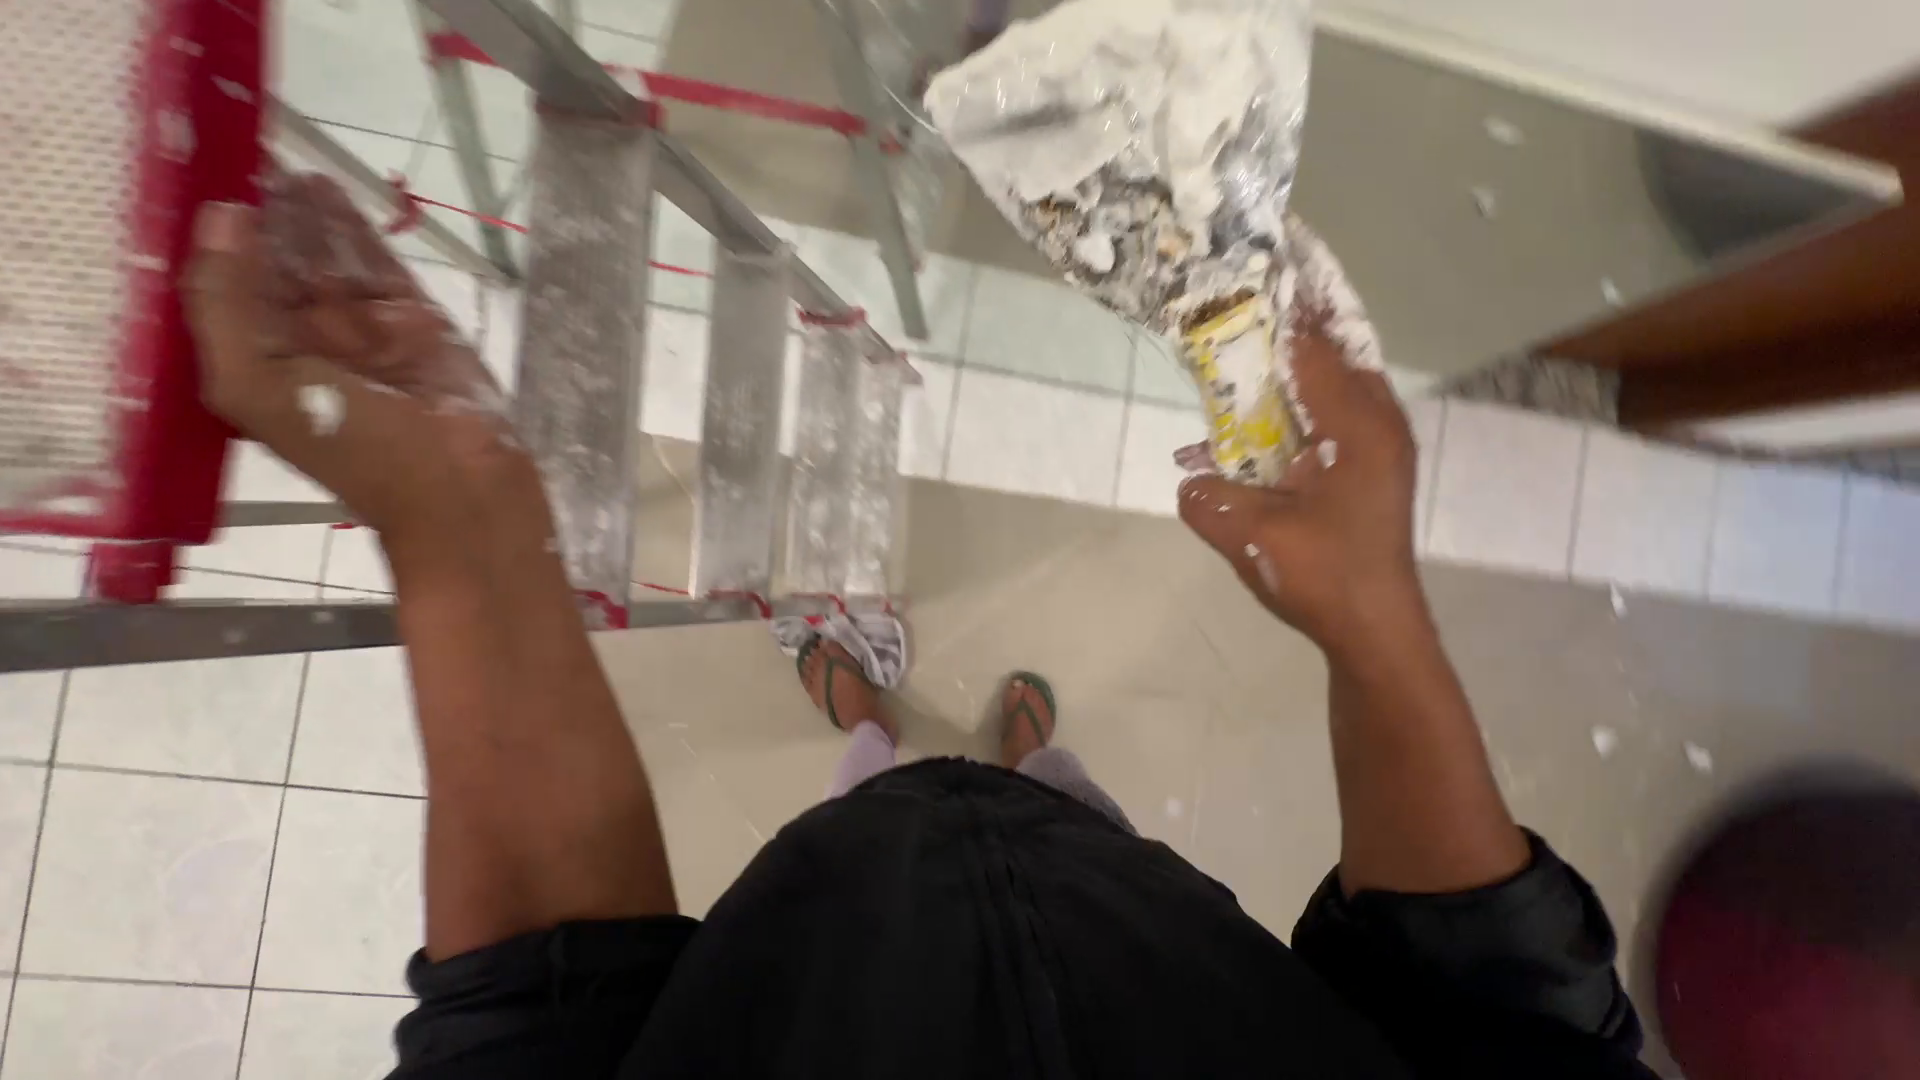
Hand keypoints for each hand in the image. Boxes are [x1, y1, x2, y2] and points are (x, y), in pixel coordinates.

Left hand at [183, 173, 543, 562]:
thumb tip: (225, 217)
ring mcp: (372, 334)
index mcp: (264, 365)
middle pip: (282, 267)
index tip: (209, 180)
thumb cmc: (356, 449)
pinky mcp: (424, 327)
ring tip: (285, 164)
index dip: (220, 240)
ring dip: (309, 216)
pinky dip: (361, 233)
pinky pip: (387, 270)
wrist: (460, 487)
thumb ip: (225, 300)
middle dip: (267, 219)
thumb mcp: (256, 384)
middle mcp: (313, 345)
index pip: (232, 289)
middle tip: (249, 156)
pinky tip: (336, 193)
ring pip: (333, 261)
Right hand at [1178, 316, 1424, 657]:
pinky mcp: (1370, 470)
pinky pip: (1335, 415)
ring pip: (1339, 384)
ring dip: (1298, 368)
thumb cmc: (1323, 578)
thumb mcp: (1251, 538)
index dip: (1280, 314)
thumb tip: (1191, 478)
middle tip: (1245, 310)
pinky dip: (1302, 404)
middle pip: (1336, 354)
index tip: (1249, 279)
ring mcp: (1379, 448)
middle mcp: (1377, 426)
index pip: (1315, 349)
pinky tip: (1264, 420)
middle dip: (1294, 329)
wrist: (1374, 629)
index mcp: (1357, 429)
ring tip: (1251, 355)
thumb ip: (1209, 500)